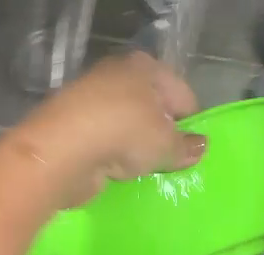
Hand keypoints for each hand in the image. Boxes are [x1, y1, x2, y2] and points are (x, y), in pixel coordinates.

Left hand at [5, 52, 204, 207]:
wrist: (62, 151)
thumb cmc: (123, 134)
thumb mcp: (164, 143)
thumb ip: (185, 146)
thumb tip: (201, 147)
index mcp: (145, 67)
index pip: (181, 94)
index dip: (191, 124)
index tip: (193, 152)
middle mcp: (117, 77)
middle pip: (151, 110)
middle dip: (161, 137)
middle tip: (171, 167)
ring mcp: (91, 103)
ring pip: (125, 129)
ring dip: (134, 151)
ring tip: (144, 176)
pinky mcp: (73, 131)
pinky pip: (103, 146)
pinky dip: (111, 160)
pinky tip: (117, 178)